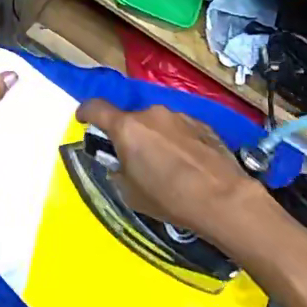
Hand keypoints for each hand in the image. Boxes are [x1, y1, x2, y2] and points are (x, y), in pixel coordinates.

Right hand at [75, 100, 269, 245]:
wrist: (221, 196)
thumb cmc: (169, 198)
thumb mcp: (130, 193)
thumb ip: (119, 171)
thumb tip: (122, 164)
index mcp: (128, 128)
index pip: (97, 108)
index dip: (87, 112)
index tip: (84, 119)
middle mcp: (153, 114)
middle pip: (132, 119)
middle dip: (130, 136)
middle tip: (135, 160)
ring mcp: (181, 116)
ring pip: (158, 123)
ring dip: (156, 138)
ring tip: (166, 165)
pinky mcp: (203, 123)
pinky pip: (181, 129)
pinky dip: (178, 141)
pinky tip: (187, 163)